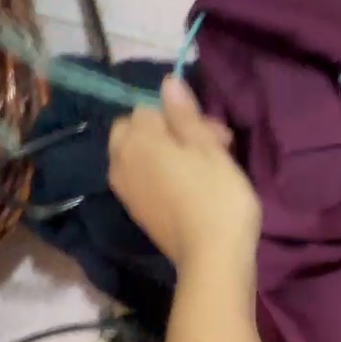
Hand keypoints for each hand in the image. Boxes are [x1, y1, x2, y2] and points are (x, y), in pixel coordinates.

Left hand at [108, 76, 260, 275]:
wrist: (212, 259)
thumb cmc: (219, 200)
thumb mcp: (211, 152)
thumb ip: (186, 116)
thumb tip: (169, 82)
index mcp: (139, 137)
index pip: (153, 109)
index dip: (186, 119)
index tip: (219, 139)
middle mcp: (121, 156)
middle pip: (136, 130)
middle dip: (164, 134)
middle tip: (205, 153)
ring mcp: (124, 186)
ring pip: (137, 156)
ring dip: (161, 157)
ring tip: (195, 174)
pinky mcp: (136, 211)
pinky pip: (141, 180)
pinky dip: (158, 179)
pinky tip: (184, 194)